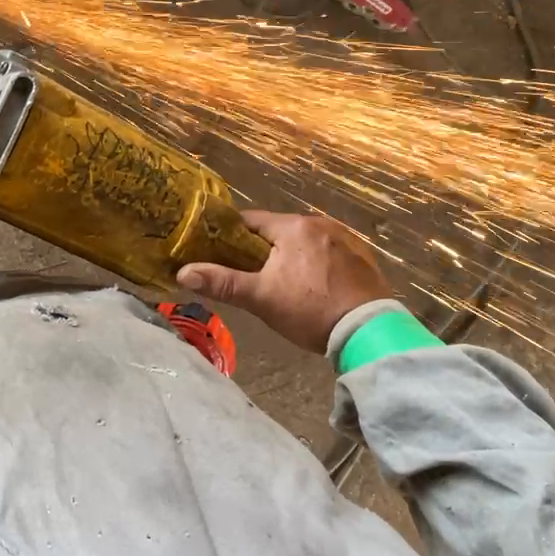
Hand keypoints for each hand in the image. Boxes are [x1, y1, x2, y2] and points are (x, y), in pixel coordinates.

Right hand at [176, 210, 390, 352]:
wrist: (372, 334)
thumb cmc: (310, 309)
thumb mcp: (260, 297)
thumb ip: (222, 282)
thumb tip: (182, 273)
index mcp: (293, 227)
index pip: (249, 221)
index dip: (229, 236)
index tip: (218, 253)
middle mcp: (321, 224)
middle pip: (277, 231)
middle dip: (260, 249)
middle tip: (247, 274)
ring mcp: (347, 241)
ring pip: (303, 243)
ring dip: (289, 257)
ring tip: (279, 283)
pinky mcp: (364, 260)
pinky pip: (327, 254)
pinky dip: (314, 265)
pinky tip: (312, 287)